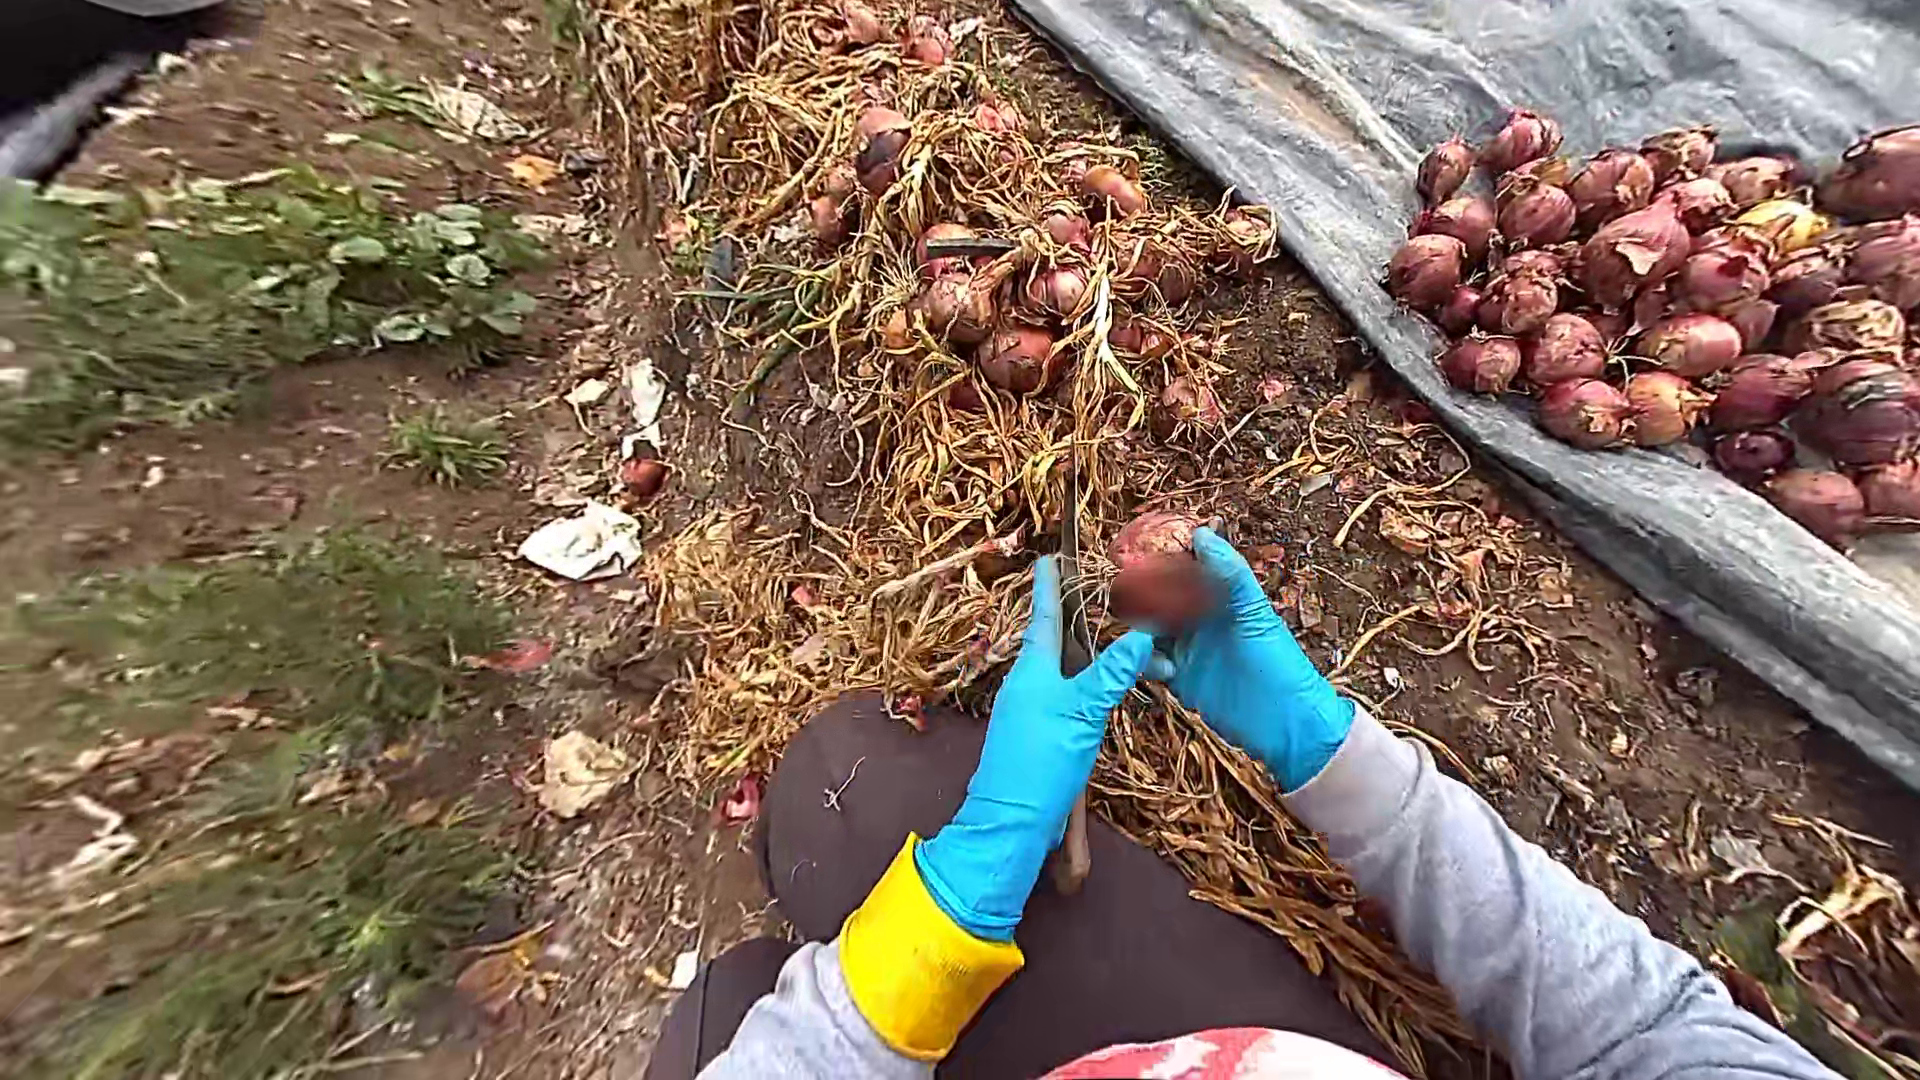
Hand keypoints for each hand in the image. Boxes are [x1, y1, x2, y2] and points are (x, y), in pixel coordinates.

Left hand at [915, 557, 1155, 940]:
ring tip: (1124, 645)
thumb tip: (1141, 633)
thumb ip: (1111, 673)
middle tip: (1103, 597)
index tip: (1049, 556)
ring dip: (1094, 657)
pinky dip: (1091, 686)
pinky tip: (1108, 690)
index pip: (1045, 614)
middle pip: (1058, 640)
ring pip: (1067, 669)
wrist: (1011, 818)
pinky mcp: (1042, 729)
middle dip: (1080, 618)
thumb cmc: (1042, 756)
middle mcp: (1030, 679)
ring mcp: (1033, 705)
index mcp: (1034, 665)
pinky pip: (1070, 694)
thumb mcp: (1082, 711)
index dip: (1049, 584)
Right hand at [1147, 527, 1352, 790]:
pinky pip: (1145, 662)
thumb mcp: (1256, 614)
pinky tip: (1164, 670)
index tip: (1138, 554)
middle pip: (1156, 598)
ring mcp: (1184, 647)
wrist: (1286, 727)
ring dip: (1140, 631)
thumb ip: (1231, 575)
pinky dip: (1145, 663)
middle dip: (1141, 597)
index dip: (1160, 560)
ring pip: (1146, 628)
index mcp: (1216, 598)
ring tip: (1147, 638)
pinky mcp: (1175, 676)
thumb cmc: (1280, 665)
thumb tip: (1202, 532)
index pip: (1181, 570)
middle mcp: (1196, 619)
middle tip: (1128, 598)